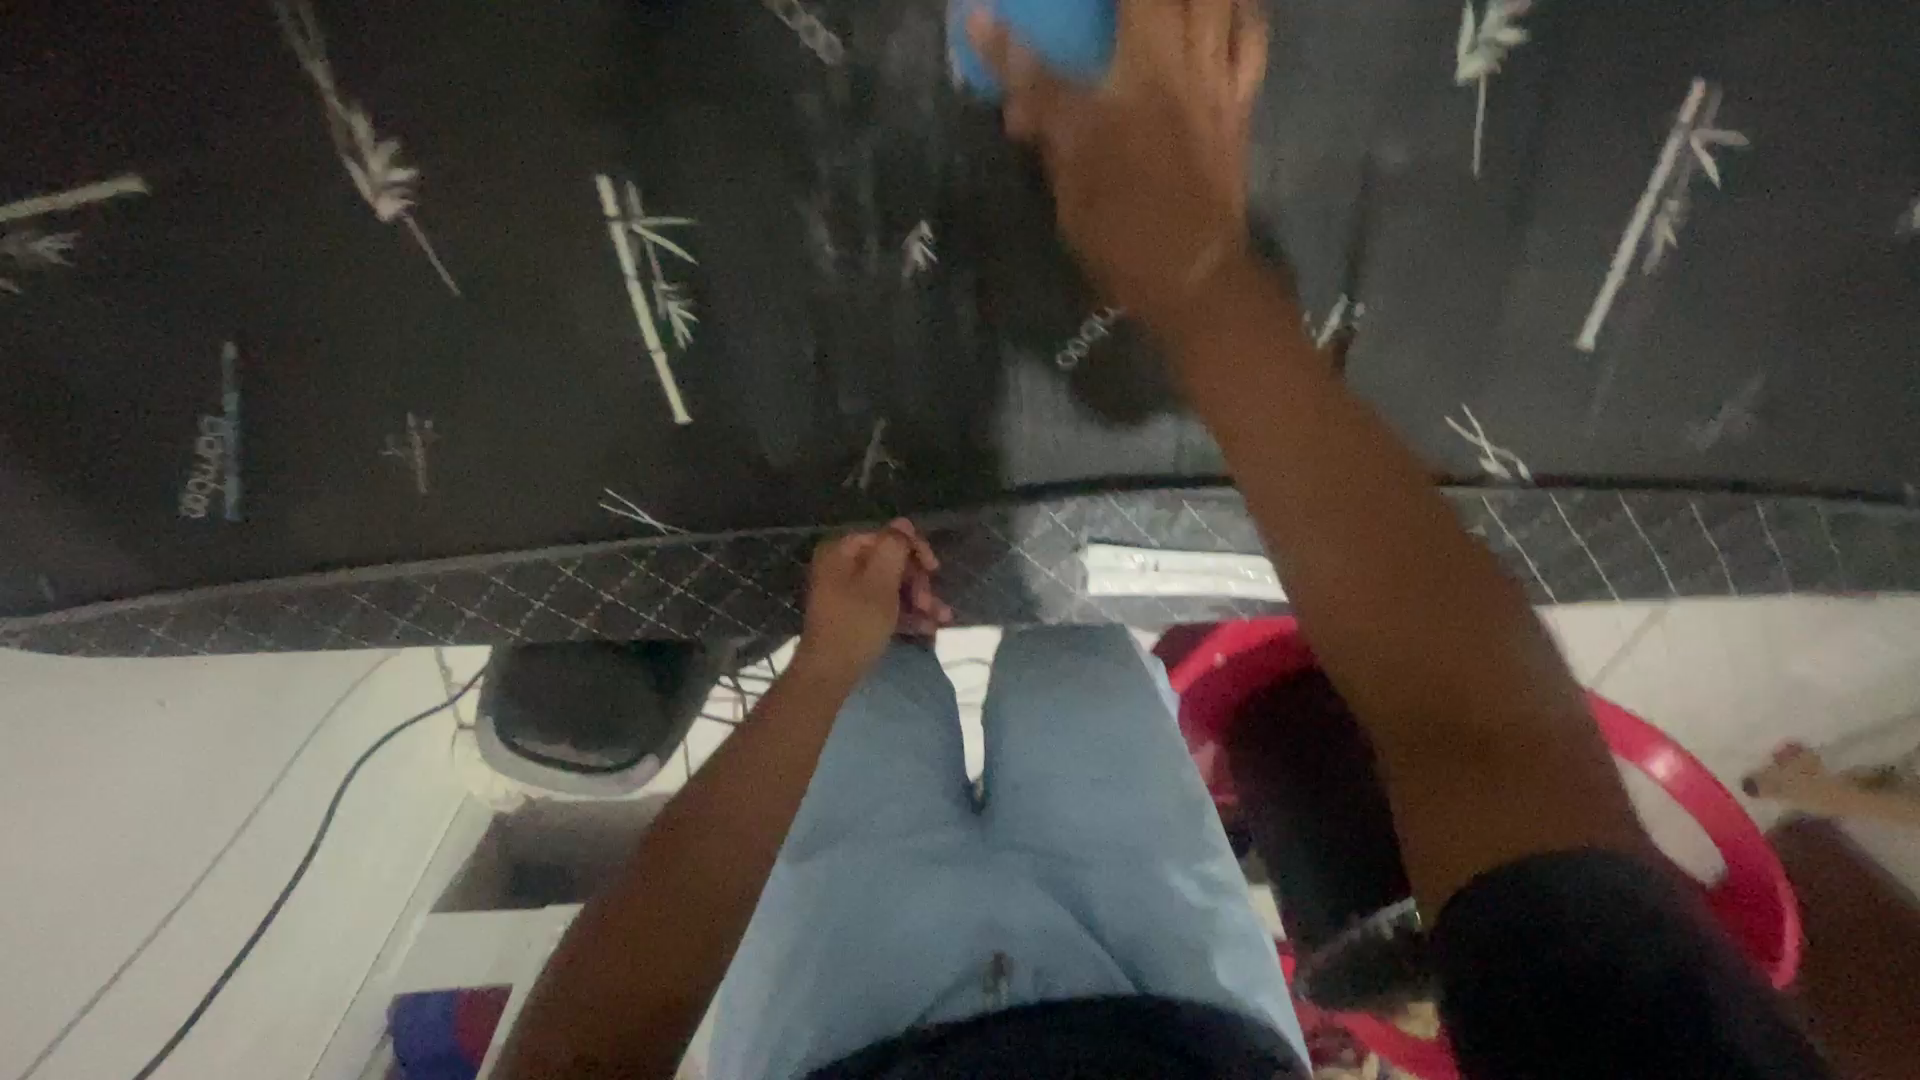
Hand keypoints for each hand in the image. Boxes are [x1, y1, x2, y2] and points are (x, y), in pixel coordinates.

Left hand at [796, 519, 951, 678]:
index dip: (915, 551)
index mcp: (842, 551)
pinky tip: (928, 629)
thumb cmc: (856, 623)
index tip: (935, 570)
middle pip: (892, 562)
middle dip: (918, 583)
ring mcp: (848, 592)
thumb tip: (903, 523)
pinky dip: (906, 615)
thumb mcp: (880, 582)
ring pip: (893, 587)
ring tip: (941, 620)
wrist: (830, 673)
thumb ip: (894, 547)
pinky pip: (886, 606)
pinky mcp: (855, 616)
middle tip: (931, 604)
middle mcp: (842, 566)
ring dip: (919, 601)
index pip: (888, 537)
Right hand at [967, 0, 1267, 336]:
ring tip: (1159, 3)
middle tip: (1103, 6)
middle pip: (1147, 0)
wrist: (1195, 277)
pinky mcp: (1238, 100)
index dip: (1004, 46)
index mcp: (1102, 117)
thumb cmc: (1124, 246)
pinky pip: (1249, 33)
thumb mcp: (1071, 202)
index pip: (1041, 74)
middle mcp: (1159, 81)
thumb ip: (1050, 142)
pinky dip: (1237, 10)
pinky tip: (1220, 11)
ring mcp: (1207, 84)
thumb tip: (1019, 108)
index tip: (980, 19)